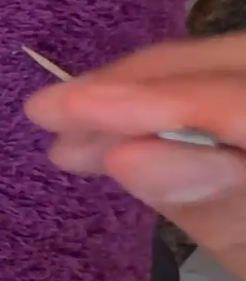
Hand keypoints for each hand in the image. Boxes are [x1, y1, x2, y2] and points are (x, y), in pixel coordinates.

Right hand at [24, 31, 245, 273]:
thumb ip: (228, 214)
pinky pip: (239, 86)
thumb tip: (128, 156)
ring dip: (150, 92)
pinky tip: (129, 132)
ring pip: (241, 65)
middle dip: (144, 84)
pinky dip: (180, 104)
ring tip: (78, 135)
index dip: (160, 102)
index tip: (59, 110)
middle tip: (53, 116)